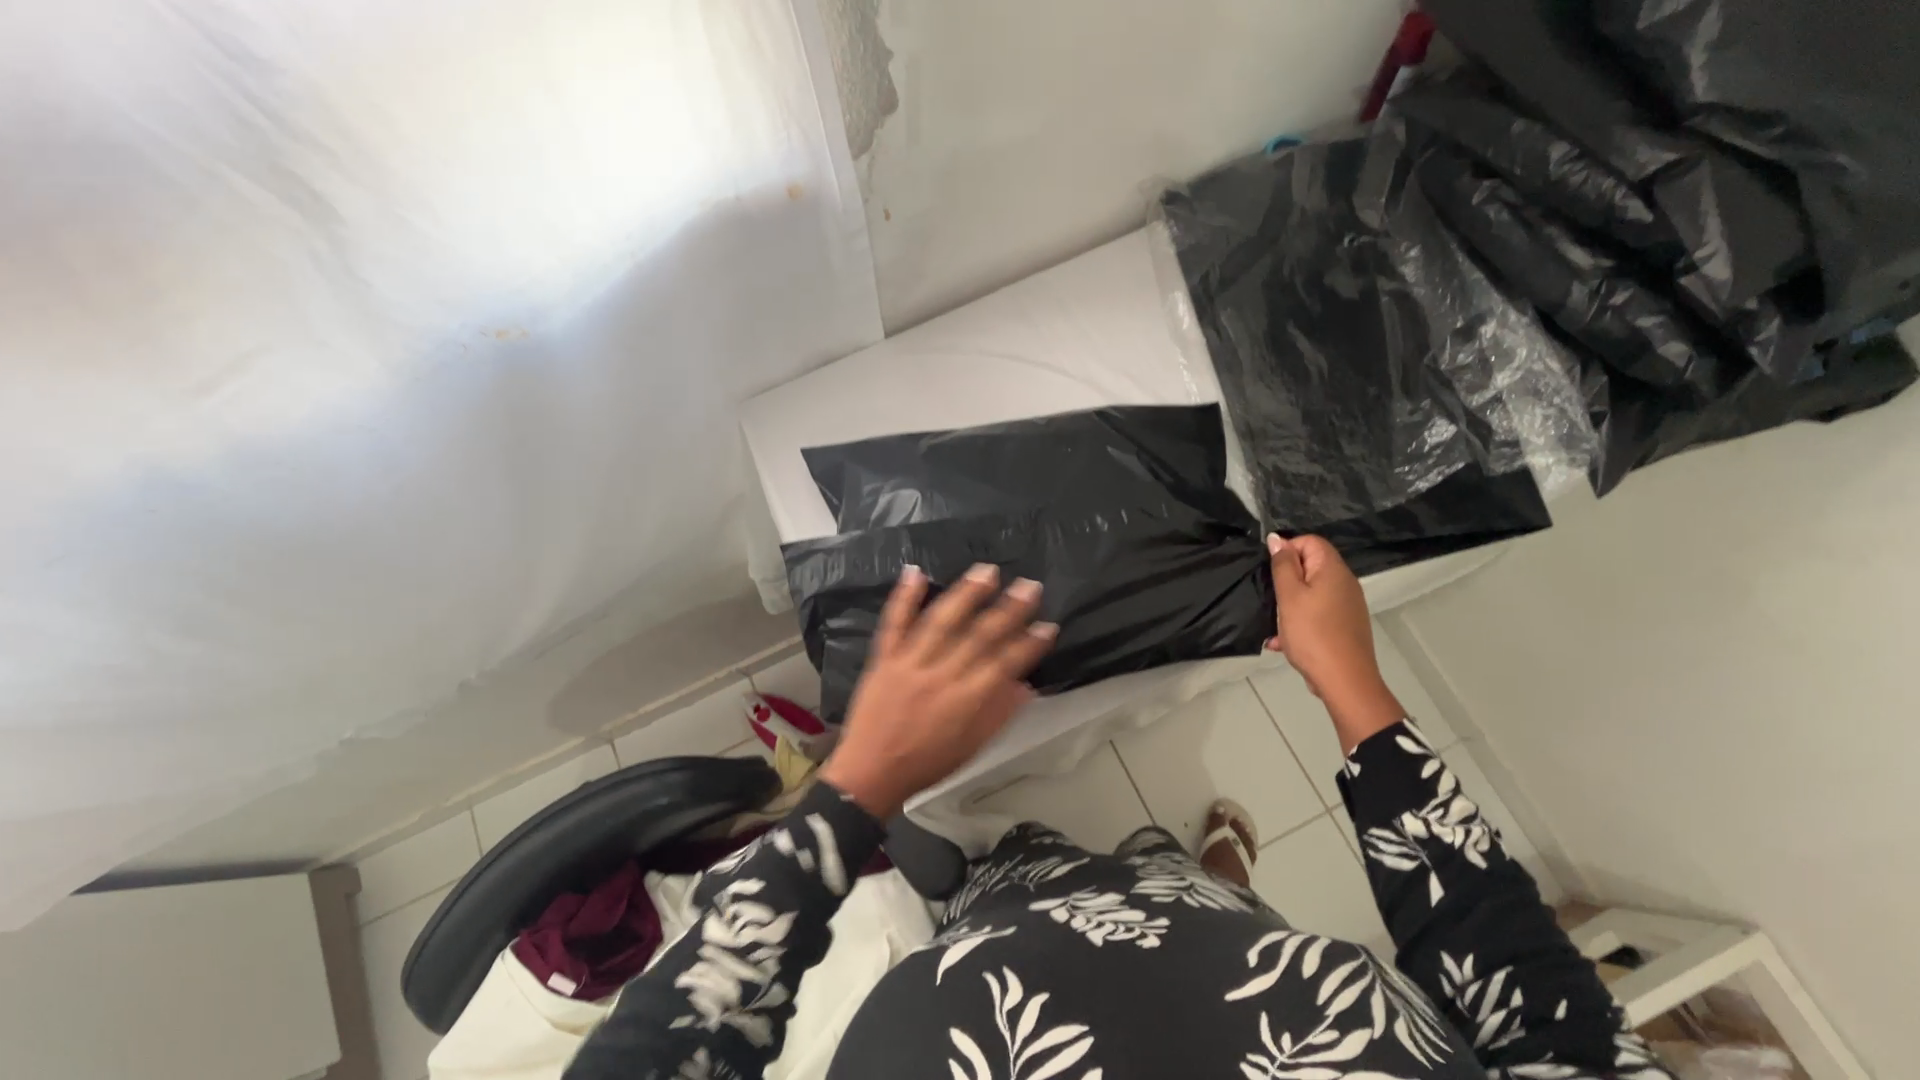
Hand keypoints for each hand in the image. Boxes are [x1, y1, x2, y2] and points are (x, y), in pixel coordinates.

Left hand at [819, 563, 1057, 818]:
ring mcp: (910, 663)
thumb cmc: (927, 763)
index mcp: (967, 700)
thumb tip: (1027, 686)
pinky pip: (894, 623)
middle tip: (1029, 585)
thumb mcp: (971, 746)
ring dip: (966, 594)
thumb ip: (999, 714)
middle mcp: (942, 676)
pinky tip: (915, 572)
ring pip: (942, 621)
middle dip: (1008, 610)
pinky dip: (904, 597)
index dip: (1030, 644)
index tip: (1048, 625)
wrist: (871, 772)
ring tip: (987, 571)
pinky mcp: (884, 658)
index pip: (1006, 663)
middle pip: (980, 636)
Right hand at [1264, 534, 1404, 752]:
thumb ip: (1283, 565)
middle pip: (1310, 567)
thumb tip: (1277, 539)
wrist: (1344, 680)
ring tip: (1274, 625)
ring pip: (1311, 593)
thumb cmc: (1313, 634)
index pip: (1310, 541)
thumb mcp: (1290, 597)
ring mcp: (1347, 605)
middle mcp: (1344, 583)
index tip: (1271, 573)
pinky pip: (1317, 613)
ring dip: (1289, 605)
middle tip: (1272, 600)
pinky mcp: (1345, 625)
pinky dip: (1300, 622)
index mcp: (1333, 570)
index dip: (1287, 550)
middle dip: (1286, 581)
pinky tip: (1283, 642)